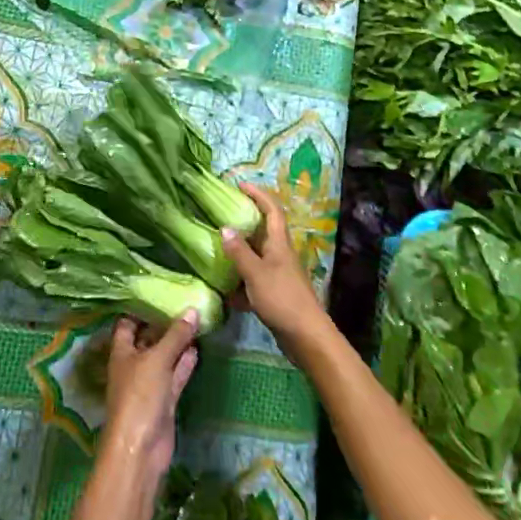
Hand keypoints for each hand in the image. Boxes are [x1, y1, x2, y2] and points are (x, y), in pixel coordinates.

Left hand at [102, 312, 199, 480]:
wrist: (141, 446)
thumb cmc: (140, 396)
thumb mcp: (157, 358)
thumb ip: (176, 334)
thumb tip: (192, 309)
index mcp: (122, 353)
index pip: (127, 323)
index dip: (139, 308)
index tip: (159, 291)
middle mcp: (133, 365)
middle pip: (148, 338)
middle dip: (164, 323)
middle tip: (185, 301)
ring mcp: (149, 383)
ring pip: (164, 356)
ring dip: (178, 342)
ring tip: (196, 320)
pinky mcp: (164, 398)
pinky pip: (175, 374)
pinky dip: (185, 362)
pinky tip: (197, 347)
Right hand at [220, 183, 326, 343]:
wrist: (304, 334)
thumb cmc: (282, 298)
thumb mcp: (256, 273)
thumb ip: (240, 252)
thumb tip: (226, 228)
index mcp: (279, 243)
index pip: (272, 210)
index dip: (258, 194)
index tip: (241, 185)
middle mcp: (280, 254)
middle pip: (263, 231)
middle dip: (245, 221)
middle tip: (221, 215)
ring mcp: (278, 274)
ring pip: (256, 256)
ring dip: (239, 253)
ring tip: (216, 249)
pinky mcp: (274, 293)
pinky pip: (253, 280)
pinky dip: (240, 283)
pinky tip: (223, 290)